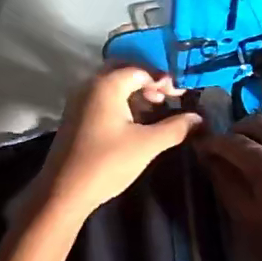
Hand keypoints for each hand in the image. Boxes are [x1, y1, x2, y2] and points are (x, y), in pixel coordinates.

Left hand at [36, 66, 200, 215]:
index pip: (141, 69)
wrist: (63, 191)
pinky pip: (102, 99)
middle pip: (124, 72)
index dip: (163, 79)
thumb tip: (198, 118)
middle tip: (167, 98)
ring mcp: (79, 101)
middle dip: (148, 82)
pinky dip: (121, 103)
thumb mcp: (147, 145)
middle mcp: (90, 85)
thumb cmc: (107, 163)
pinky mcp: (75, 117)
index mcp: (106, 85)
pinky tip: (135, 123)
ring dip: (135, 93)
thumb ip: (175, 128)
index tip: (181, 94)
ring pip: (112, 86)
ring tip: (155, 112)